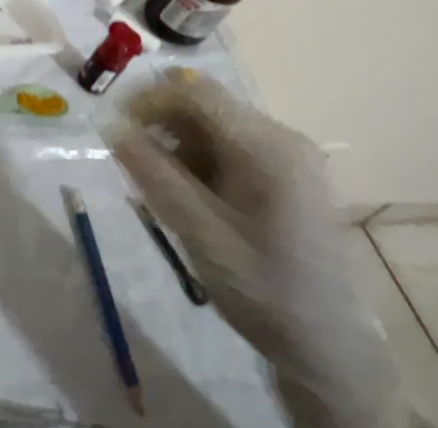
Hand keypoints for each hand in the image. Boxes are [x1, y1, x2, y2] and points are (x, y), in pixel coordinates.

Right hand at [106, 68, 416, 427]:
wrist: (326, 345)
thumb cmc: (263, 288)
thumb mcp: (199, 232)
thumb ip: (153, 174)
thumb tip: (111, 126)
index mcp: (268, 146)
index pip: (197, 92)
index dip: (150, 100)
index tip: (115, 128)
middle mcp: (283, 137)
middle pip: (206, 107)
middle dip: (161, 125)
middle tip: (130, 163)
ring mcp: (289, 157)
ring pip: (215, 128)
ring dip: (177, 146)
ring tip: (156, 189)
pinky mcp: (287, 176)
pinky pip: (231, 149)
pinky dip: (199, 162)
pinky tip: (187, 198)